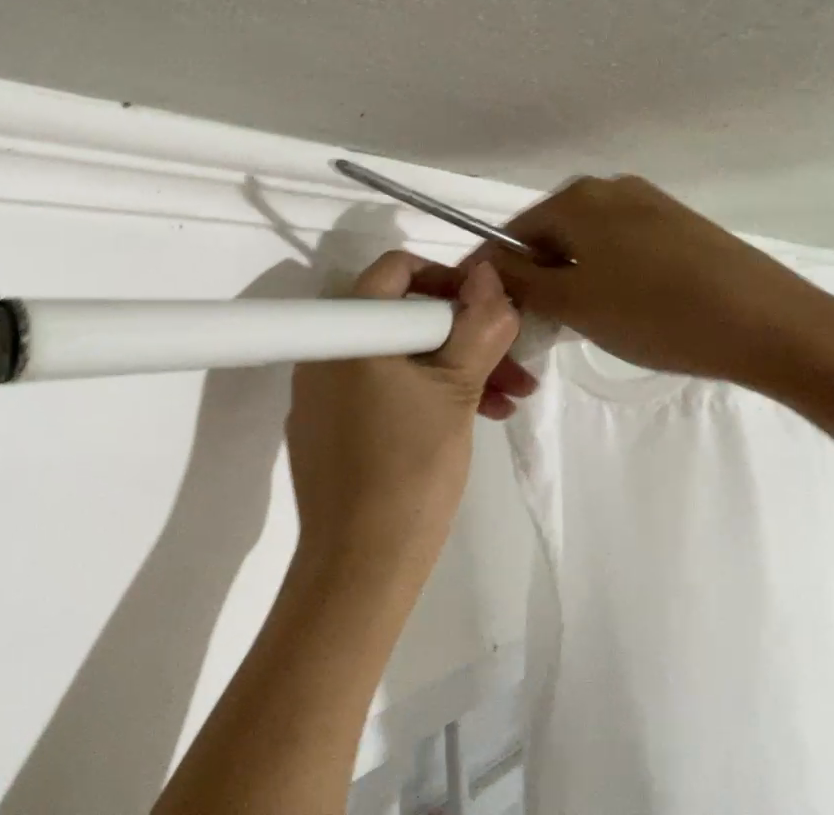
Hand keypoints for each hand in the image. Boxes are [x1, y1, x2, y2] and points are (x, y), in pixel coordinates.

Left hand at [285, 252, 521, 565]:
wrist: (360, 560)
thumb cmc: (409, 466)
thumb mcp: (456, 390)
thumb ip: (476, 325)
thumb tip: (486, 272)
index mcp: (344, 330)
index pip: (395, 273)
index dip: (449, 283)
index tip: (491, 316)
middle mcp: (322, 351)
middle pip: (399, 319)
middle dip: (463, 337)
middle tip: (514, 368)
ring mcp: (319, 392)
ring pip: (395, 359)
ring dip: (453, 370)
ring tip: (507, 402)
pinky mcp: (325, 427)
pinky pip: (376, 390)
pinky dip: (420, 395)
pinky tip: (470, 420)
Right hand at [471, 175, 833, 388]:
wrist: (771, 326)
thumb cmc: (655, 314)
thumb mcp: (570, 303)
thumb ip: (515, 280)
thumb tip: (481, 265)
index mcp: (574, 198)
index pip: (508, 235)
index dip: (493, 277)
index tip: (486, 316)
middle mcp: (609, 188)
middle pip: (548, 236)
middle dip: (535, 278)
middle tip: (536, 326)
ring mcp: (650, 203)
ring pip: (585, 244)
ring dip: (571, 279)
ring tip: (581, 323)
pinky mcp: (681, 226)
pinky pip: (621, 248)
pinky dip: (607, 276)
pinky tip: (624, 310)